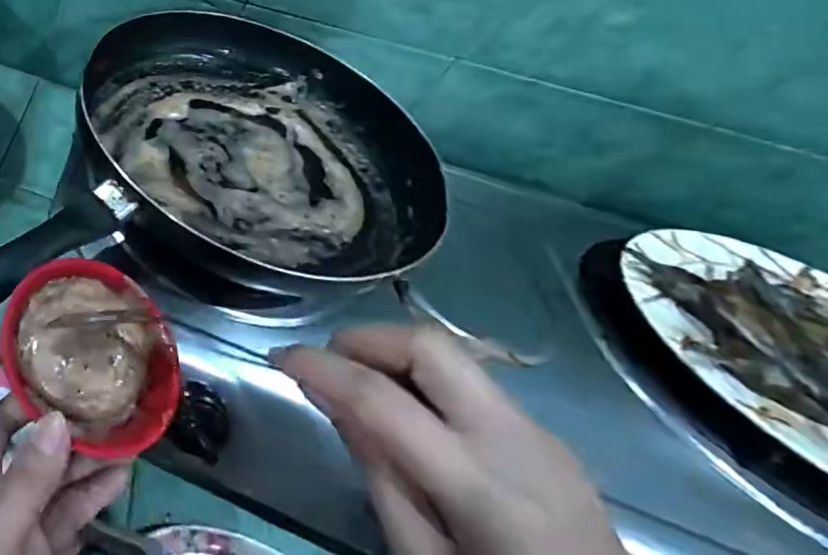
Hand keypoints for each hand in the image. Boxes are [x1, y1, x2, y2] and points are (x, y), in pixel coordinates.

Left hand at [0, 340, 132, 554]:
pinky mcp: (41, 546)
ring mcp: (15, 517)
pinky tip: (123, 470)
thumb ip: (24, 483)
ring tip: (116, 418)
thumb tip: (56, 419)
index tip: (20, 335)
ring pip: (48, 464)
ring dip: (80, 443)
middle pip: (12, 425)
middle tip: (85, 378)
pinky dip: (95, 489)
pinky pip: (70, 508)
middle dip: (45, 400)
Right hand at [275, 326, 621, 554]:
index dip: (322, 368)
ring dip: (395, 354)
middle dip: (367, 339)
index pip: (381, 399)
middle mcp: (516, 440)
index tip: (280, 357)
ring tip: (361, 386)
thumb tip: (334, 399)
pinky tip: (411, 415)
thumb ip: (379, 475)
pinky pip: (472, 384)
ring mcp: (539, 431)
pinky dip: (427, 381)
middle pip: (428, 345)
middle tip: (328, 364)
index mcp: (481, 488)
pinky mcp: (547, 434)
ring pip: (452, 354)